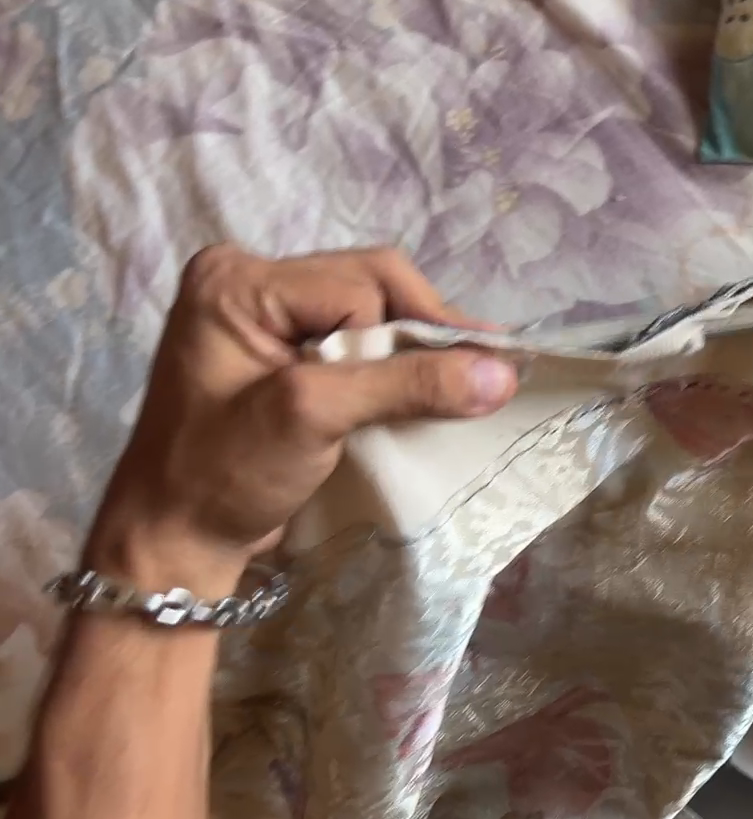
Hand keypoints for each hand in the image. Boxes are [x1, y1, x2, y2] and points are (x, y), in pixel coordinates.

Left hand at [87, 246, 519, 596]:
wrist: (181, 536)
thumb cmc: (227, 472)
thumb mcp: (316, 416)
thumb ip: (408, 385)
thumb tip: (505, 373)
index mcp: (240, 282)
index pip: (368, 284)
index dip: (421, 329)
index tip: (466, 381)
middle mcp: (256, 284)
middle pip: (382, 287)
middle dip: (429, 335)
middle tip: (478, 377)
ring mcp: (275, 319)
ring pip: (386, 313)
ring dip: (425, 353)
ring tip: (462, 387)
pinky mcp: (295, 352)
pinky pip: (374, 341)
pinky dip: (409, 367)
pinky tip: (432, 392)